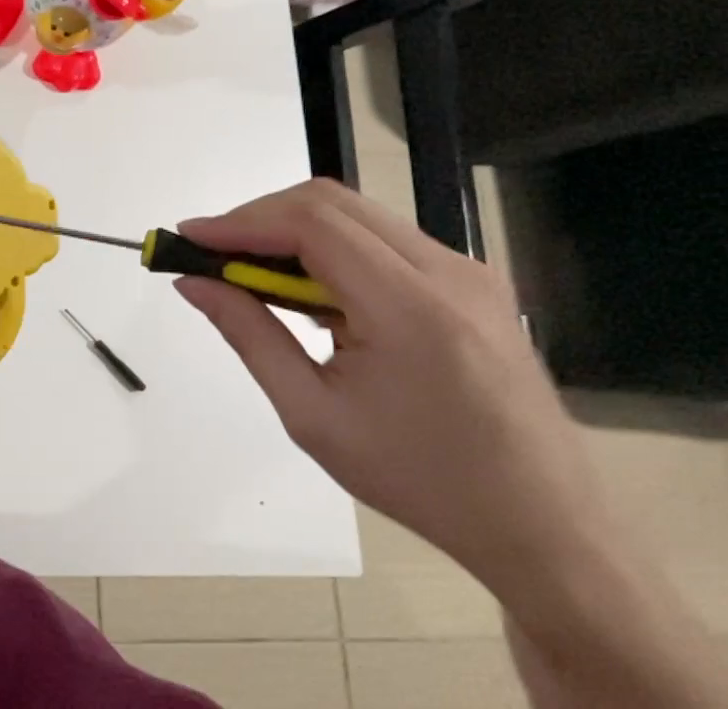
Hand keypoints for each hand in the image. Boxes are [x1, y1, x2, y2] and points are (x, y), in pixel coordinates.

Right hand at [174, 180, 606, 583]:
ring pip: (358, 216)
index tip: (187, 239)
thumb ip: (249, 336)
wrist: (540, 522)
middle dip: (258, 218)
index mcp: (412, 309)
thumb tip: (192, 282)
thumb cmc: (417, 478)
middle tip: (209, 254)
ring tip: (244, 273)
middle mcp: (449, 273)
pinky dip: (328, 249)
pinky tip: (302, 292)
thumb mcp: (312, 414)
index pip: (311, 224)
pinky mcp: (472, 287)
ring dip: (291, 231)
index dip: (240, 221)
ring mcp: (469, 275)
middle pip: (332, 204)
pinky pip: (384, 241)